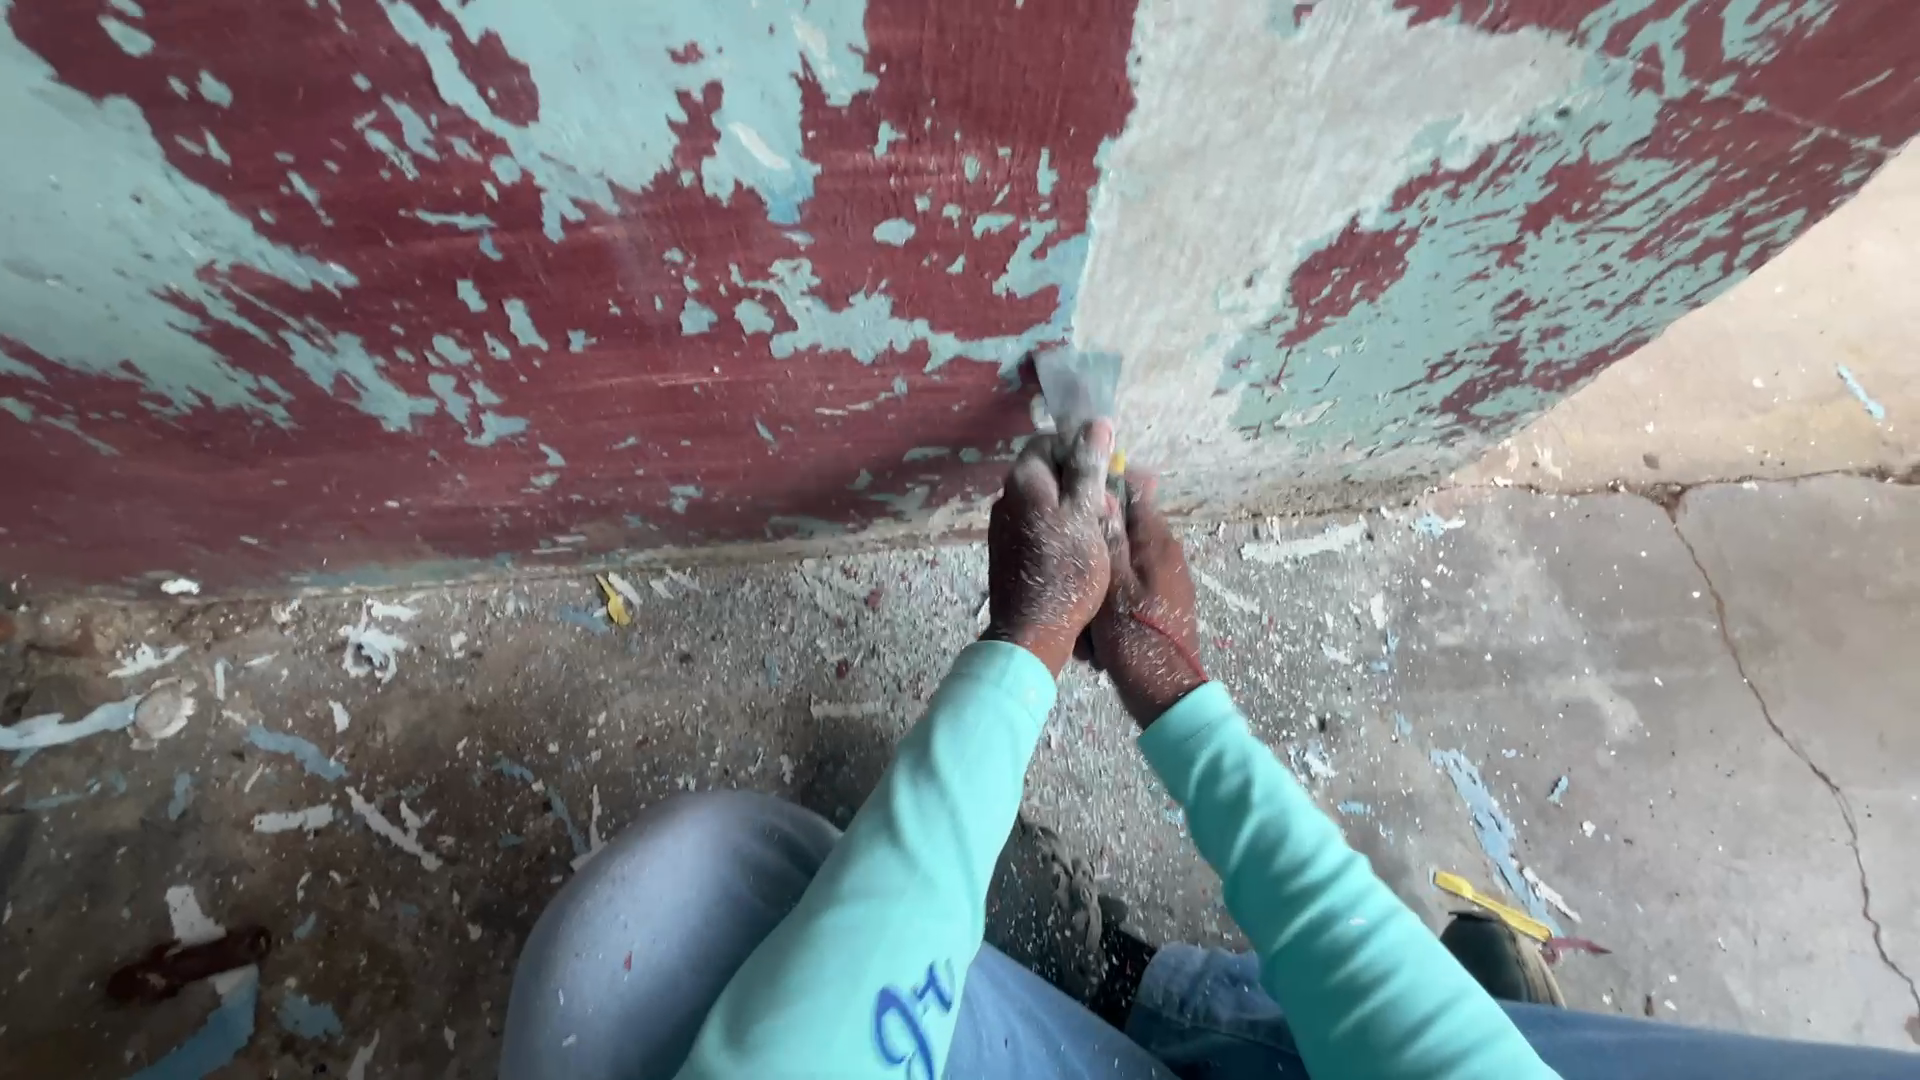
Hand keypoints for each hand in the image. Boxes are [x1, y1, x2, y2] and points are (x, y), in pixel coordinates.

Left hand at [982, 420, 1115, 675]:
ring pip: (1046, 501)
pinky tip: (1079, 549)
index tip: (1106, 471)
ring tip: (1099, 529)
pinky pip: (1039, 525)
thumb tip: (1097, 423)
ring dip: (1074, 507)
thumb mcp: (1086, 513)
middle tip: (1108, 505)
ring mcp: (1005, 526)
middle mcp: (1007, 498)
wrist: (1032, 630)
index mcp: (1023, 481)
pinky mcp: (1009, 550)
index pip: (1047, 442)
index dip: (1079, 449)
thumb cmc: (1066, 570)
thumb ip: (1089, 467)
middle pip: (1047, 472)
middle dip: (1081, 481)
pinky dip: (1061, 528)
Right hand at [1091, 473, 1206, 726]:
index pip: (1136, 488)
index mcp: (1156, 540)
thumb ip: (1108, 536)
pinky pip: (1126, 580)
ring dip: (1099, 564)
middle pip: (1124, 522)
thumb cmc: (1134, 635)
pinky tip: (1088, 607)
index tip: (1074, 487)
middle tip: (1065, 540)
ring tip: (1073, 579)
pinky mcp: (1157, 598)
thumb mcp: (1112, 583)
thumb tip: (1103, 489)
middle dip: (1096, 530)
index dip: (1105, 481)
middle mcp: (1165, 551)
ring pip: (1121, 554)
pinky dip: (1107, 588)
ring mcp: (1164, 575)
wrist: (1164, 691)